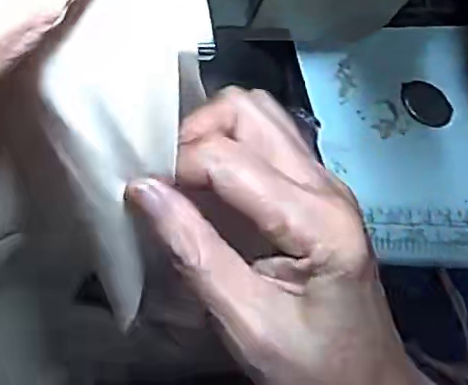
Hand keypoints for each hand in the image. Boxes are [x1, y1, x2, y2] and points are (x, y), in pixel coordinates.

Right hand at [128, 89, 419, 384]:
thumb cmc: (314, 369)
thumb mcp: (248, 325)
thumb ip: (193, 253)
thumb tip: (141, 189)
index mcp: (319, 222)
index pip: (227, 157)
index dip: (176, 167)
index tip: (147, 195)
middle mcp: (325, 185)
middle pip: (245, 110)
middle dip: (194, 132)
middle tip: (168, 175)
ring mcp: (322, 177)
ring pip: (255, 109)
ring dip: (211, 128)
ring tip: (188, 172)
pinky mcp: (312, 181)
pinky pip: (262, 130)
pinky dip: (226, 138)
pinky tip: (211, 177)